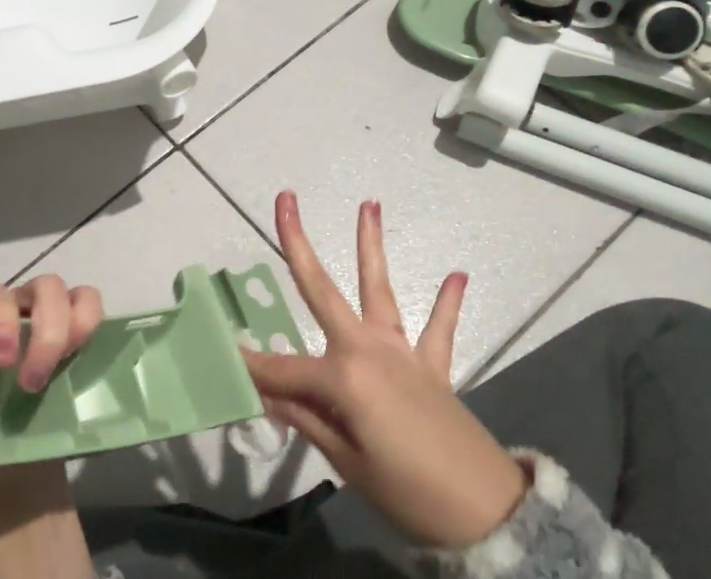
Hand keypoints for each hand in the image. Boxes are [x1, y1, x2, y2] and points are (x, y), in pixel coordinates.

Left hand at [0, 274, 104, 514]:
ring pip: (50, 287)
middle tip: (27, 380)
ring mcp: (35, 311)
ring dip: (56, 325)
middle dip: (22, 327)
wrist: (11, 468)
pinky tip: (80, 352)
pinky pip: (86, 300)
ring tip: (53, 372)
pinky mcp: (72, 322)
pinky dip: (87, 317)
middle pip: (9, 289)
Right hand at [242, 190, 527, 548]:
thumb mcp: (346, 461)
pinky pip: (439, 330)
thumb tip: (267, 391)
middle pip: (323, 290)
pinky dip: (447, 303)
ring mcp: (402, 354)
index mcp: (342, 376)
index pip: (281, 367)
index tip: (223, 357)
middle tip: (285, 199)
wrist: (487, 511)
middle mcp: (368, 349)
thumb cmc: (408, 491)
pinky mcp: (432, 368)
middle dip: (298, 243)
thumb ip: (308, 417)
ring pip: (380, 290)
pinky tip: (458, 275)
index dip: (252, 368)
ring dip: (372, 246)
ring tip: (370, 204)